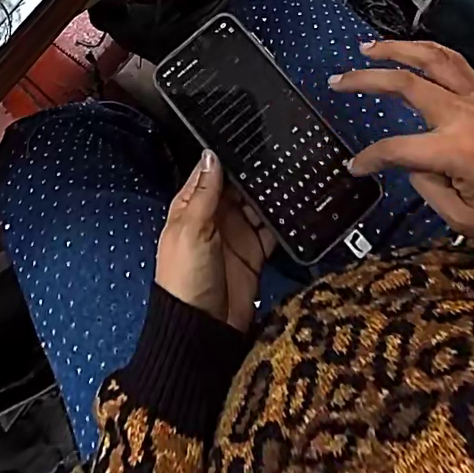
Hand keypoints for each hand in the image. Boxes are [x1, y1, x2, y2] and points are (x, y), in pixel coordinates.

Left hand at [155, 150, 275, 330]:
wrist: (203, 330)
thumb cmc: (183, 280)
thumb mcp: (191, 229)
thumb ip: (205, 193)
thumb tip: (210, 156)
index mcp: (191, 206)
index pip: (209, 173)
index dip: (224, 159)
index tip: (244, 141)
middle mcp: (213, 217)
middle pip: (236, 187)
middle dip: (251, 175)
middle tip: (272, 157)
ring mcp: (234, 235)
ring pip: (255, 205)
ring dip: (267, 196)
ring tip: (285, 179)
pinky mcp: (253, 253)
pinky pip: (270, 231)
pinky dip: (280, 222)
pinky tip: (290, 211)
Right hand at [330, 40, 473, 256]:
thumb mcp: (464, 218)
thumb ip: (426, 183)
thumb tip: (408, 160)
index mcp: (460, 151)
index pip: (399, 149)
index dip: (371, 158)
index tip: (354, 168)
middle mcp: (467, 116)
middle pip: (407, 84)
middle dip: (367, 79)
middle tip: (337, 80)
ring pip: (433, 59)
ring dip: (397, 49)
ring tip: (367, 48)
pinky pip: (454, 62)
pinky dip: (427, 51)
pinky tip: (407, 51)